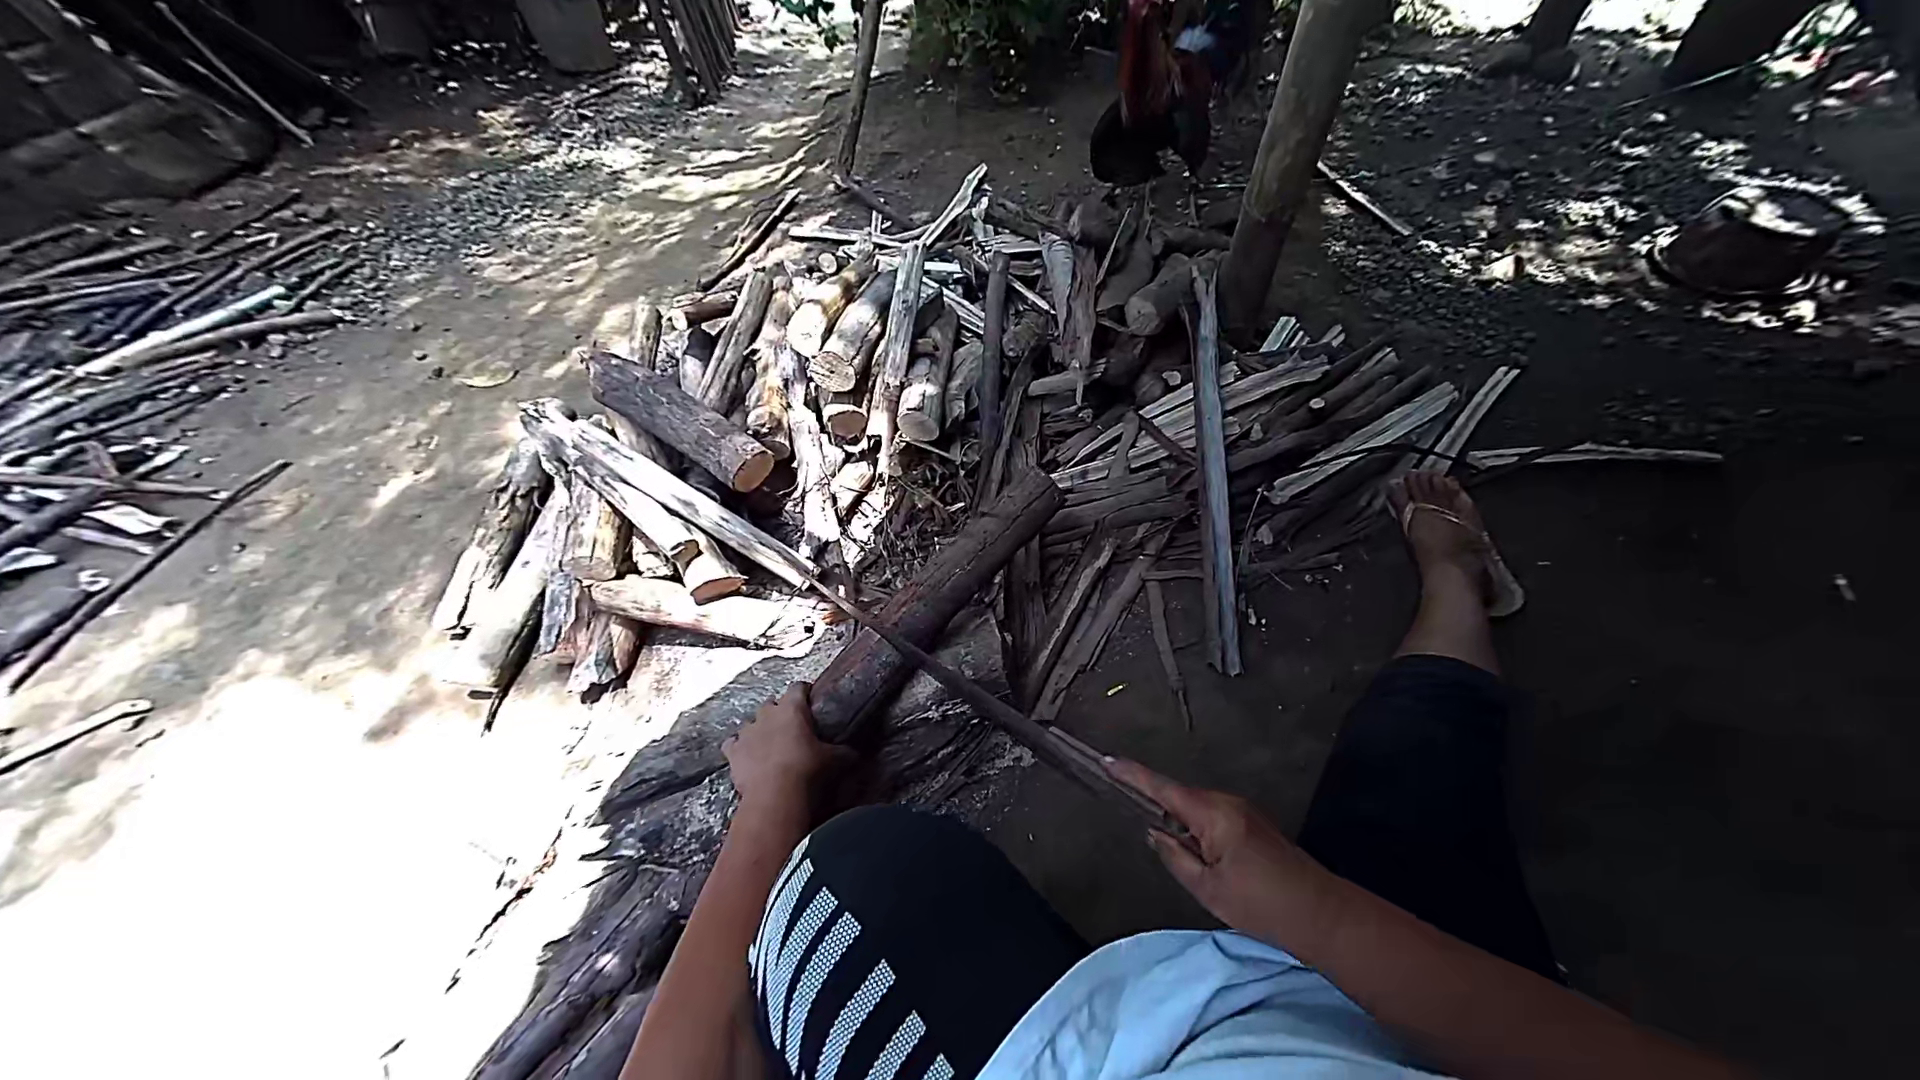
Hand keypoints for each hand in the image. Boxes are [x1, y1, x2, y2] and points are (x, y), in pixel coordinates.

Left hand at [723, 682, 850, 812]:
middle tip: (791, 727)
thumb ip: (844, 752)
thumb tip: (856, 753)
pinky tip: (746, 755)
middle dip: (779, 711)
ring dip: (759, 730)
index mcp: (792, 708)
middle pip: (772, 703)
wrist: (775, 793)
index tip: (810, 698)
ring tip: (769, 743)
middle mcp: (767, 713)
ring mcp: (747, 731)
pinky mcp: (733, 751)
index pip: (798, 687)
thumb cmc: (807, 768)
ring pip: (751, 722)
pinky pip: (733, 743)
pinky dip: (739, 747)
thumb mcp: (834, 759)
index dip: (804, 691)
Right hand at [1107, 758, 1337, 945]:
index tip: (1108, 760)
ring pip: (1197, 809)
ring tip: (1196, 866)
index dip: (1132, 774)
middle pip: (1180, 798)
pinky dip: (1200, 831)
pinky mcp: (1251, 821)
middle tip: (1161, 844)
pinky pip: (1213, 817)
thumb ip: (1174, 855)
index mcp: (1211, 813)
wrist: (1322, 914)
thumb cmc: (1261, 904)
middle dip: (1163, 814)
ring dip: (1185, 827)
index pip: (1162, 788)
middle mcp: (1226, 801)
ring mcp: (1242, 809)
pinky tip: (1210, 861)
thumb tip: (1155, 832)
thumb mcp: (1207, 888)